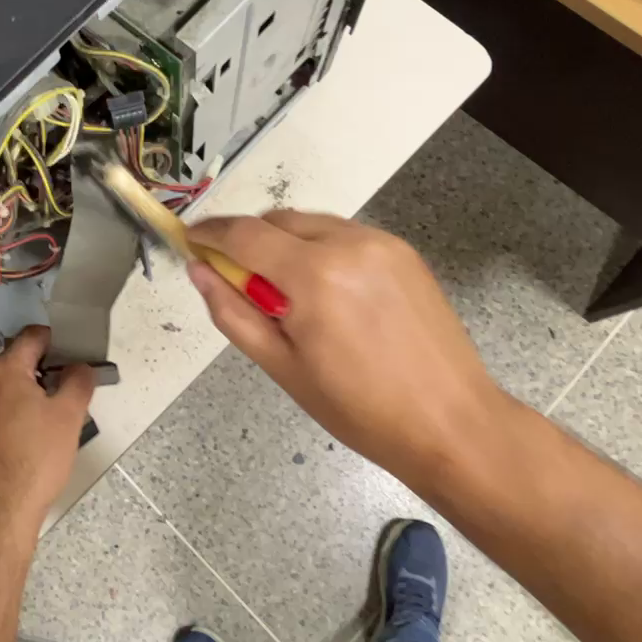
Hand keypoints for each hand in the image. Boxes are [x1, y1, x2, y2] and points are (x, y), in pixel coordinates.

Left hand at [0, 326, 94, 532]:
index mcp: (3, 369)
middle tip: (61, 392)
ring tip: (41, 419)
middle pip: (12, 360)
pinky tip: (18, 439)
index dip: (55, 341)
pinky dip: (2, 413)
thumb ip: (78, 381)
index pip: (32, 336)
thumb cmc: (35, 459)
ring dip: (18, 392)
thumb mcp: (69, 417)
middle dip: (37, 369)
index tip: (71, 359)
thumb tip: (78, 366)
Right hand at [187, 212, 510, 474]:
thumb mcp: (282, 367)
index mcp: (314, 275)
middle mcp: (348, 243)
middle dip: (247, 240)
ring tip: (286, 294)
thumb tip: (198, 270)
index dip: (210, 233)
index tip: (189, 240)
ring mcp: (381, 242)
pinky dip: (320, 249)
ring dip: (284, 243)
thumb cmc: (359, 409)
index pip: (244, 234)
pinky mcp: (403, 252)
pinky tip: (325, 292)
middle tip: (238, 281)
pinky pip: (343, 235)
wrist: (451, 422)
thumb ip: (233, 313)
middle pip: (277, 220)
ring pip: (311, 223)